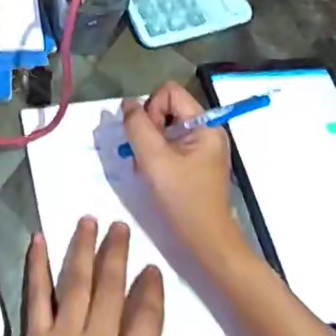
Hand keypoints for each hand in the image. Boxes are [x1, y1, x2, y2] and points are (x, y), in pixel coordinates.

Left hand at [0, 218, 164, 335]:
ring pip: (78, 283)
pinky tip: (39, 240)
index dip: (152, 291)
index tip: (153, 268)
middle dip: (118, 254)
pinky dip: (38, 266)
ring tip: (89, 220)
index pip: (148, 319)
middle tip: (121, 225)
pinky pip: (37, 297)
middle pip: (112, 289)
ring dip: (84, 248)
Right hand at [121, 83, 245, 264]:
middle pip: (168, 107)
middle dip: (149, 127)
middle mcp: (207, 129)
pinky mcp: (196, 161)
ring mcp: (202, 146)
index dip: (151, 108)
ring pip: (166, 126)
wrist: (207, 243)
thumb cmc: (184, 201)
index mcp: (205, 124)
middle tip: (143, 155)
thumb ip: (138, 127)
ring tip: (146, 167)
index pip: (169, 92)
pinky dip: (157, 154)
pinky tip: (153, 174)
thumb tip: (128, 103)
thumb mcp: (155, 160)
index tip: (147, 138)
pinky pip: (171, 143)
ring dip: (150, 142)